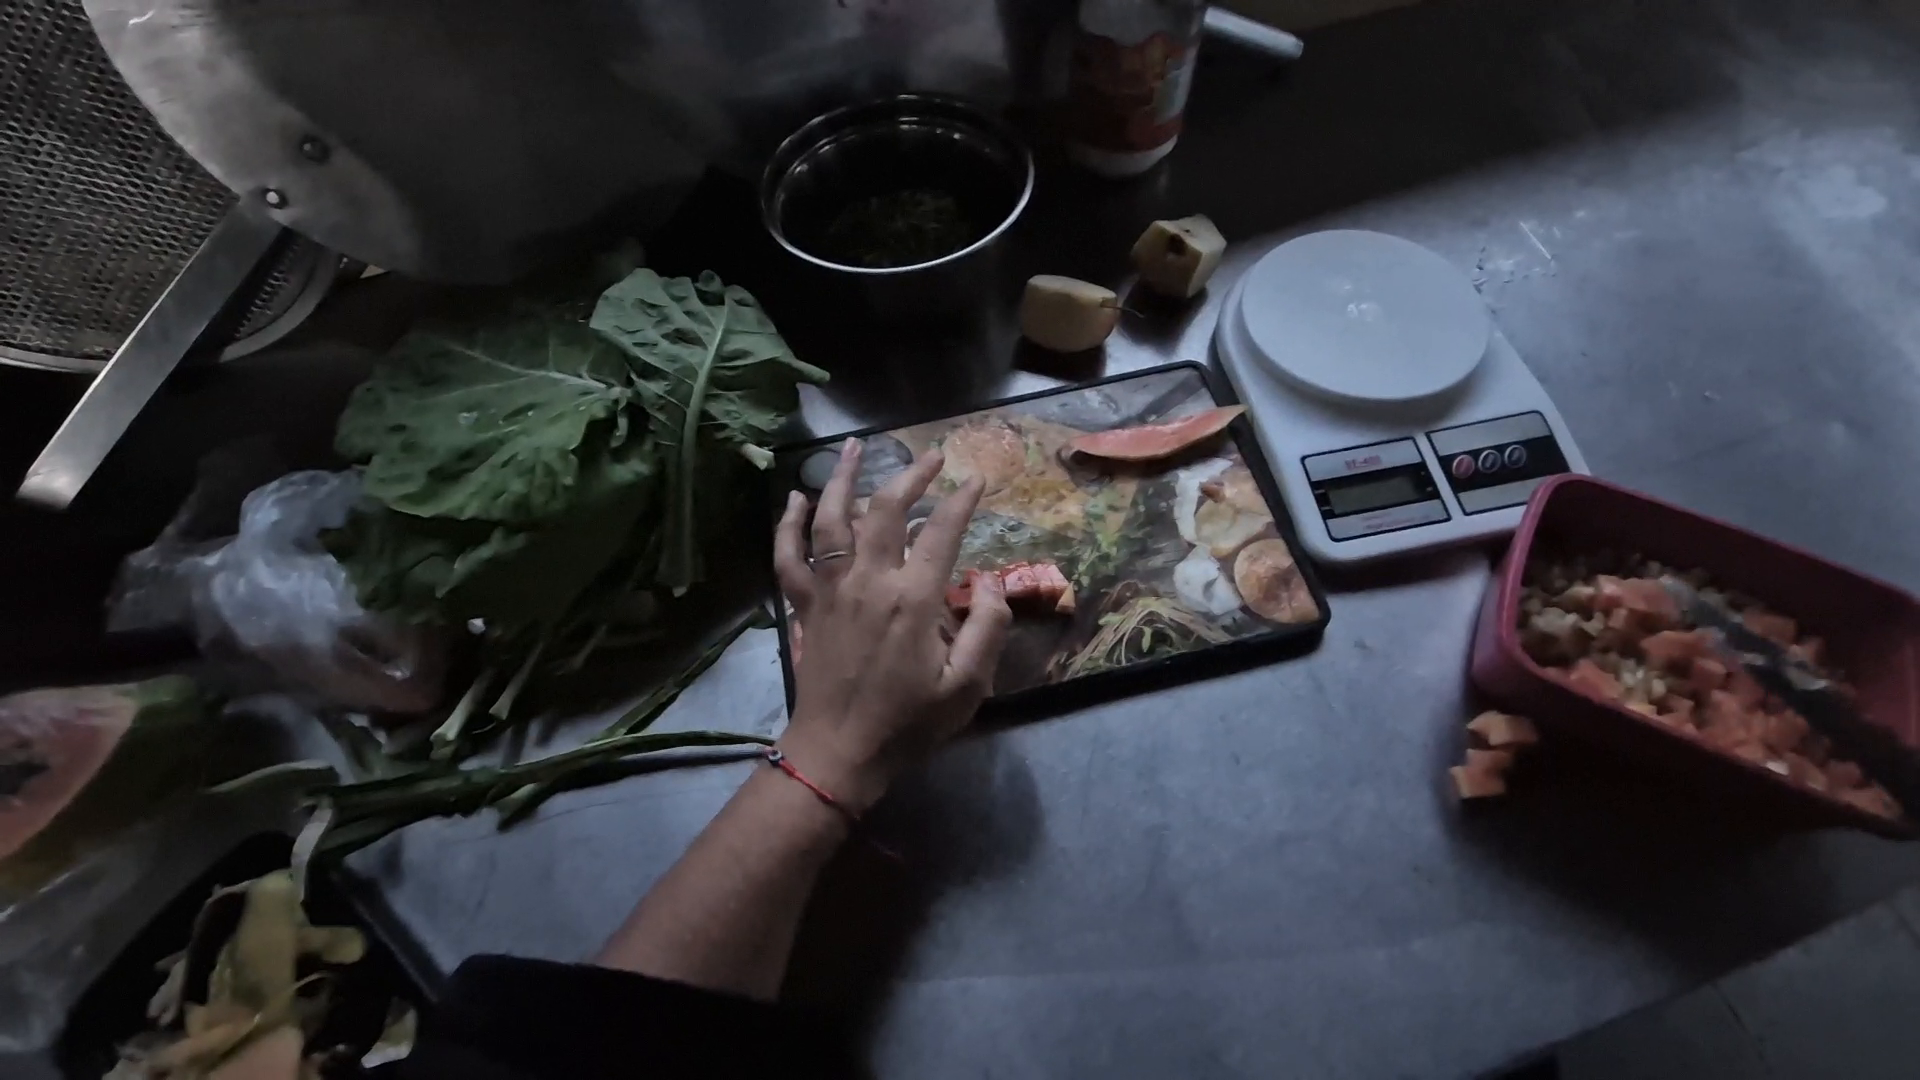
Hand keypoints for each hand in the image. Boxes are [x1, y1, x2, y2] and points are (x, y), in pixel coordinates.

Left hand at [773, 438, 1010, 811]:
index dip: (962, 500)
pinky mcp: (803, 605)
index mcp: (913, 599)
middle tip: (932, 456)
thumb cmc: (907, 723)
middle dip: (912, 476)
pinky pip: (789, 555)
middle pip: (886, 510)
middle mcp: (868, 581)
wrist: (838, 753)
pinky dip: (789, 523)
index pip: (942, 532)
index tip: (977, 479)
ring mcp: (829, 590)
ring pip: (831, 518)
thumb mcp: (967, 687)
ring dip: (844, 478)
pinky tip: (796, 497)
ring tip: (857, 446)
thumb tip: (992, 582)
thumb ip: (987, 629)